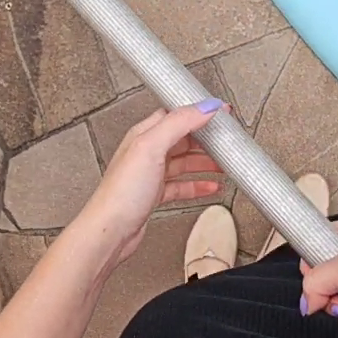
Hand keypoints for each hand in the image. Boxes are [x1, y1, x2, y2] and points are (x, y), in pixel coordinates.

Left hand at [71, 100, 225, 267]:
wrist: (110, 231)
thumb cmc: (121, 193)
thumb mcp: (151, 147)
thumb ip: (179, 123)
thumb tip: (204, 106)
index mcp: (143, 135)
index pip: (176, 115)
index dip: (199, 113)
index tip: (221, 116)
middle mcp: (146, 152)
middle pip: (183, 139)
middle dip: (207, 140)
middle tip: (228, 143)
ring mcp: (151, 174)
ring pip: (185, 163)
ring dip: (206, 163)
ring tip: (225, 165)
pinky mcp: (154, 195)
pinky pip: (182, 185)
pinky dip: (199, 185)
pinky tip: (211, 187)